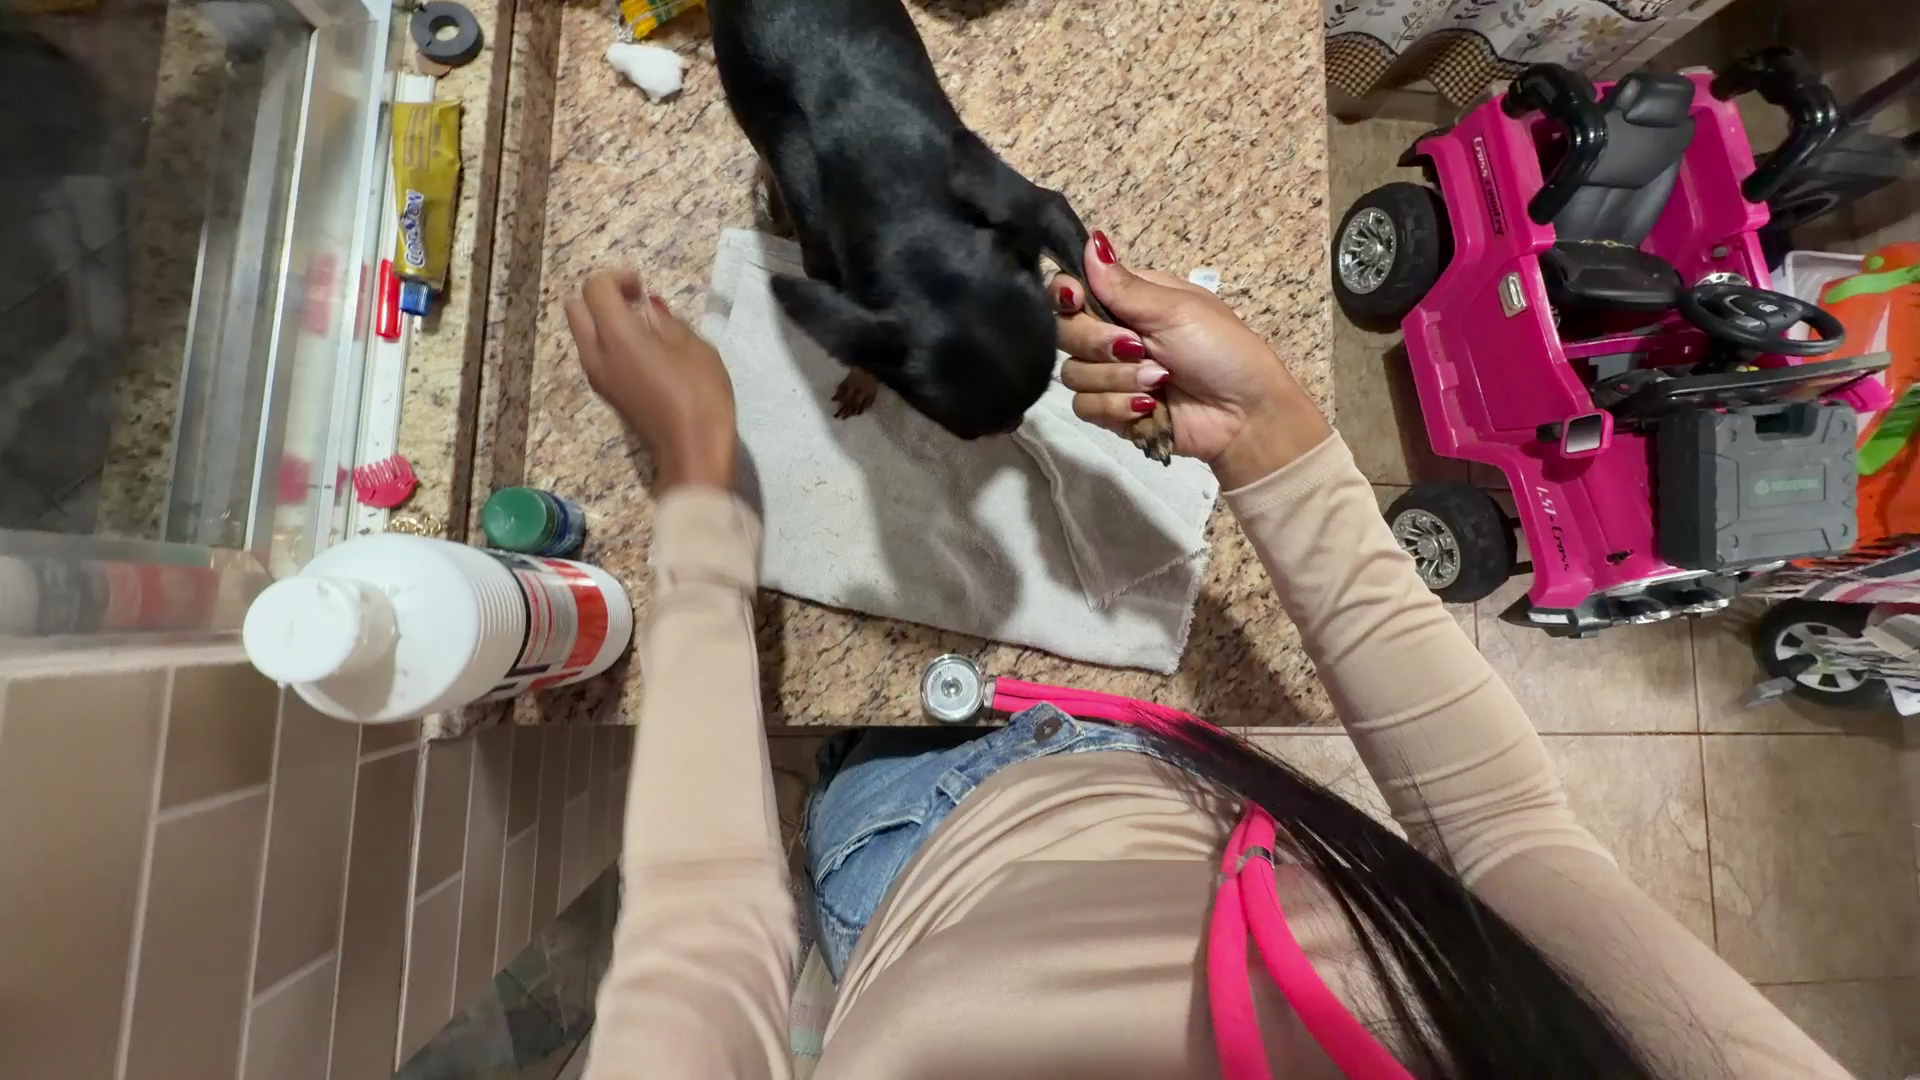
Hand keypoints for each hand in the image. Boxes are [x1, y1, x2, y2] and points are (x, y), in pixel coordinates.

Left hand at [565, 271, 737, 491]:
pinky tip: (644, 353)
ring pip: (583, 334)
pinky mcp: (608, 395)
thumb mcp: (697, 350)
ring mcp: (599, 377)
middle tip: (635, 301)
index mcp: (617, 334)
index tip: (642, 285)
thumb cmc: (701, 397)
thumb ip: (668, 323)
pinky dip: (611, 343)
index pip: (596, 288)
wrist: (693, 452)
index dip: (617, 278)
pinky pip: (596, 356)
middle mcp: (596, 353)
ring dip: (604, 322)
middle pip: (576, 308)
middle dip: (601, 296)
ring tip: (644, 328)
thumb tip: (650, 310)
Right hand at [1052, 232, 1329, 487]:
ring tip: (1160, 381)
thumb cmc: (1221, 351)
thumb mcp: (1176, 309)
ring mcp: (1110, 375)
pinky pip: (1084, 407)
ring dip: (1118, 379)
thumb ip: (1124, 285)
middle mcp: (1112, 334)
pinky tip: (1148, 408)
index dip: (1065, 295)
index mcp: (1129, 300)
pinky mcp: (1111, 412)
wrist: (1243, 416)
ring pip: (1073, 374)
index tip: (1076, 300)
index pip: (1071, 289)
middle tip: (1138, 348)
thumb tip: (1091, 240)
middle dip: (1098, 343)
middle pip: (1065, 333)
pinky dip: (1116, 407)